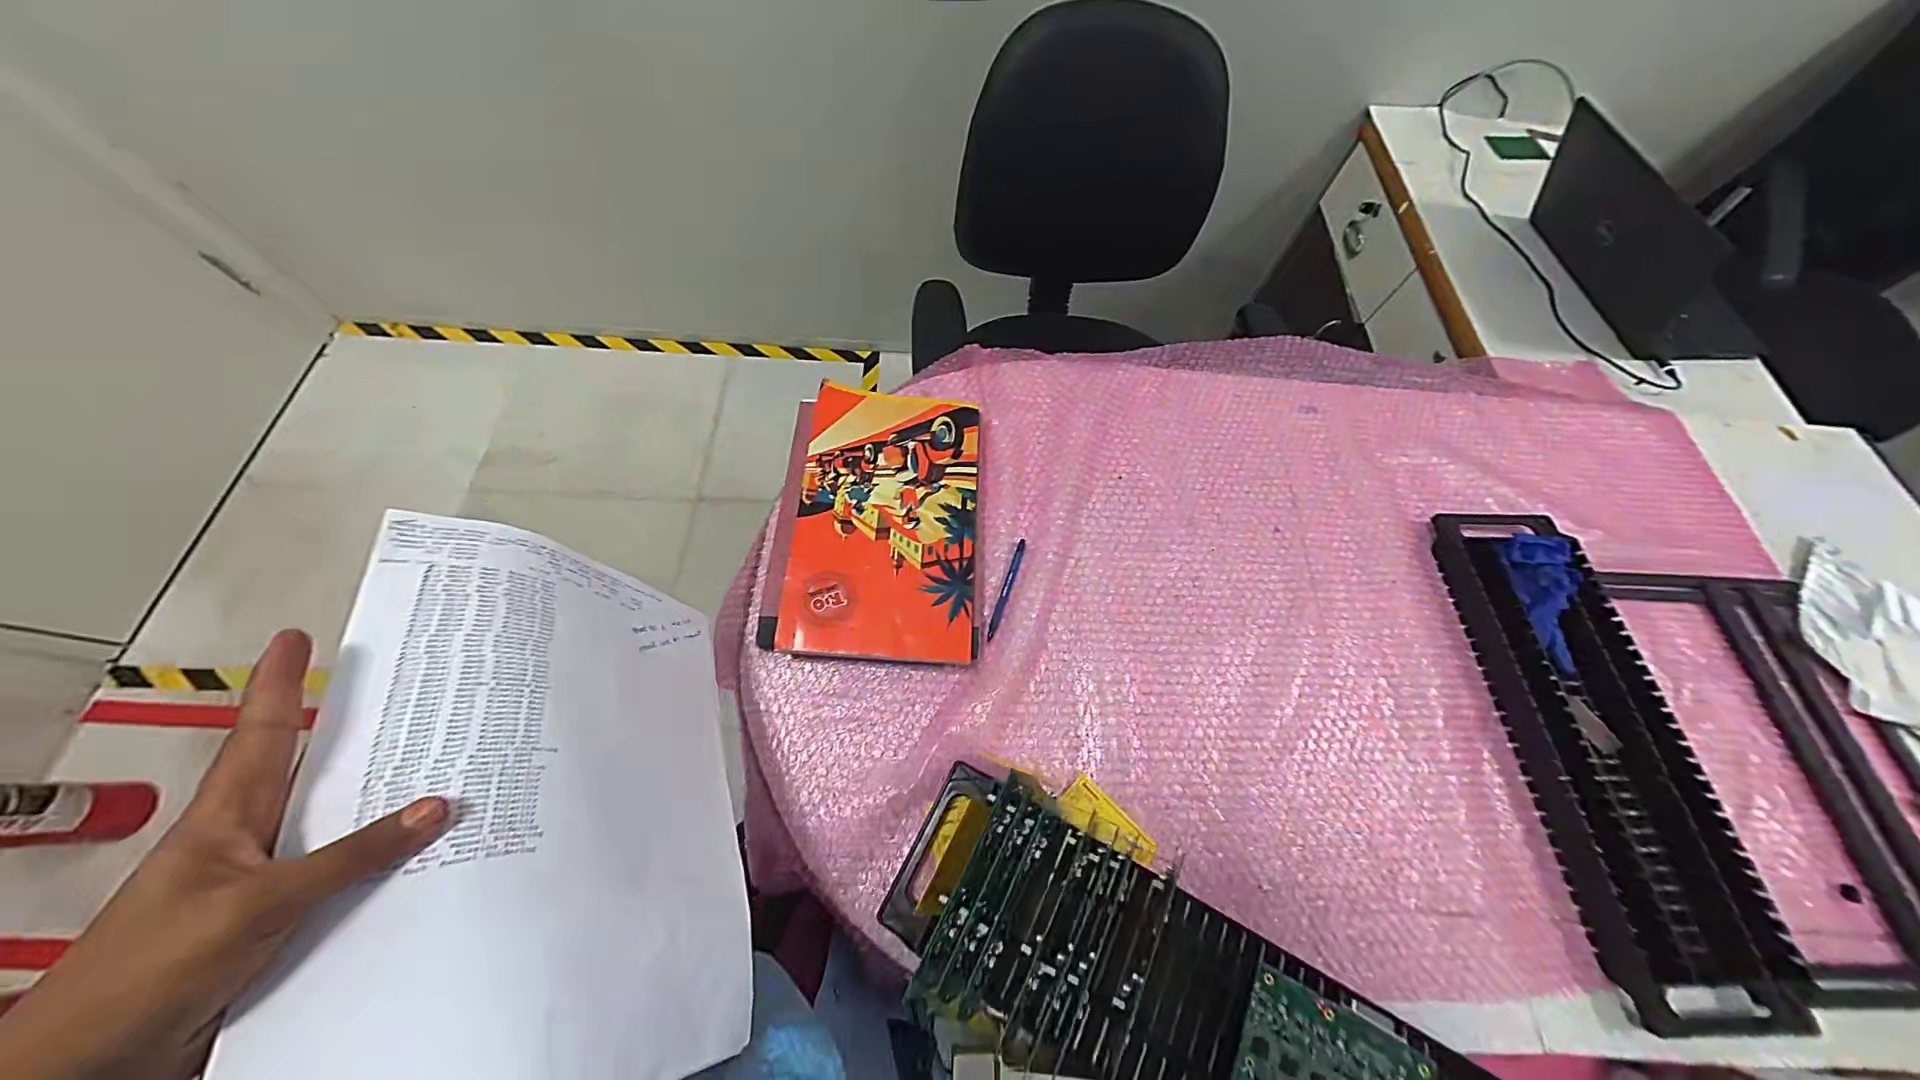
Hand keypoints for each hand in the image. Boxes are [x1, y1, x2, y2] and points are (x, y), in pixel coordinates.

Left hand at [0, 630, 450, 1079]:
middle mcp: (252, 838)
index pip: (262, 733)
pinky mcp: (283, 918)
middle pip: (313, 770)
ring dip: (385, 800)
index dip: (277, 683)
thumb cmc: (148, 968)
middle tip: (404, 694)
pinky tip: (423, 856)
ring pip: (340, 823)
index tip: (294, 639)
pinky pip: (350, 874)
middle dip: (354, 731)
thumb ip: (350, 857)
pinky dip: (387, 858)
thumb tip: (433, 807)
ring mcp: (267, 879)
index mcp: (228, 817)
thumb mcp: (257, 904)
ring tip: (440, 769)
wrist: (97, 1063)